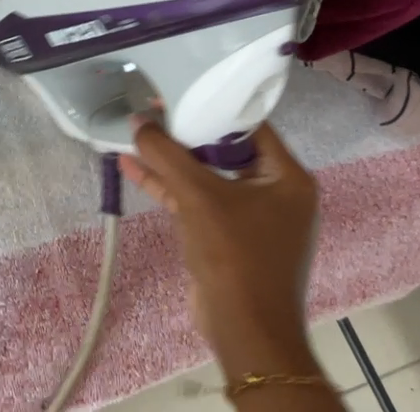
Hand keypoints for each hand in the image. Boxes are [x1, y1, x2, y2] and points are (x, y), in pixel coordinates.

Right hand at [120, 120, 325, 385]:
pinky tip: (132, 165)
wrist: (245, 328)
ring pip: (205, 173)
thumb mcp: (197, 195)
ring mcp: (251, 215)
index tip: (174, 90)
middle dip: (184, 130)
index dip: (210, 105)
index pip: (249, 125)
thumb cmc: (234, 254)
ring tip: (133, 133)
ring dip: (169, 157)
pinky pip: (195, 197)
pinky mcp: (226, 234)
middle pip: (223, 147)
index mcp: (287, 178)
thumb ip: (164, 153)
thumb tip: (136, 121)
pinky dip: (166, 183)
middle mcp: (274, 192)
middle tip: (149, 108)